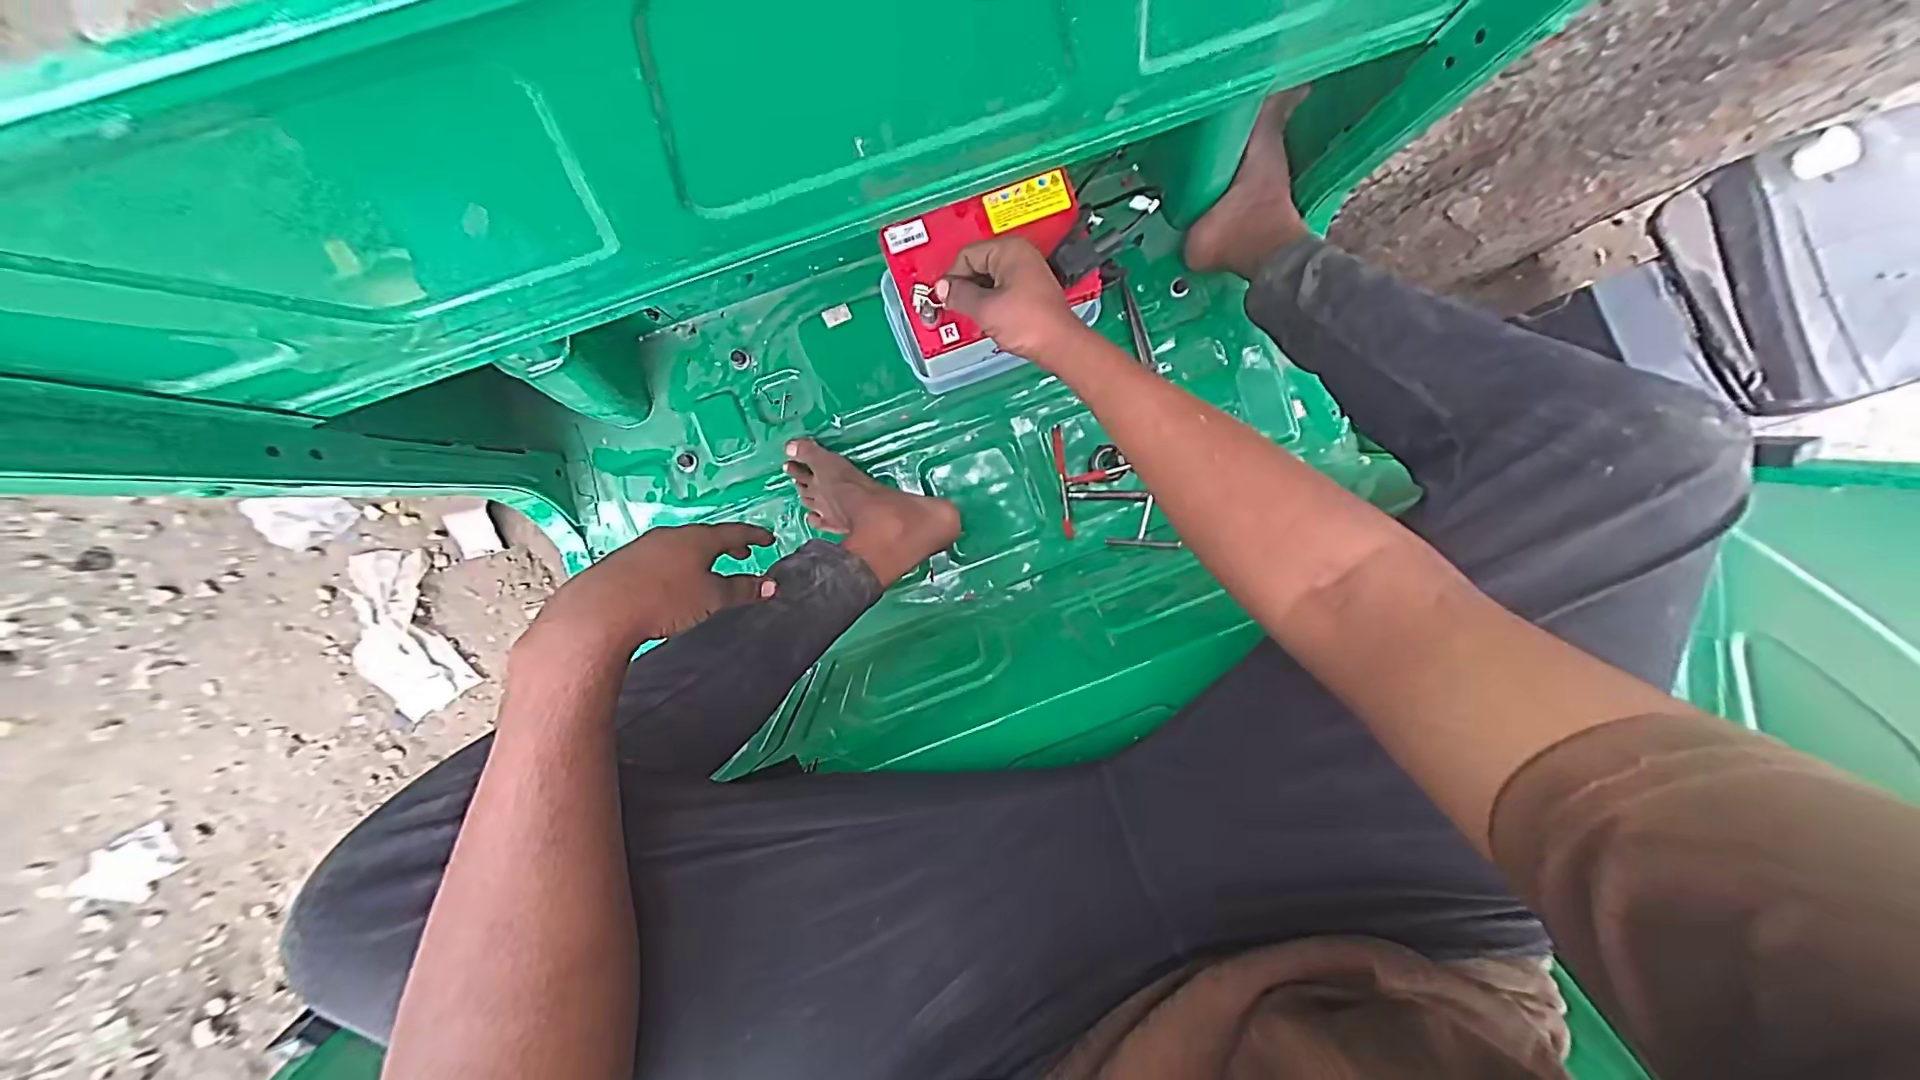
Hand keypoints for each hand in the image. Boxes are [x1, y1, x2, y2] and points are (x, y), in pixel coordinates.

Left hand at [524, 523, 775, 654]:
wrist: (600, 612)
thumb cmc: (659, 600)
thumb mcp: (712, 598)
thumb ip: (742, 589)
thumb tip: (768, 585)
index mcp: (697, 538)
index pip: (734, 531)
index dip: (754, 536)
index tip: (766, 539)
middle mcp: (670, 536)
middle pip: (706, 536)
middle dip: (727, 544)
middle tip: (742, 552)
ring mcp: (645, 548)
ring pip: (681, 546)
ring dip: (700, 556)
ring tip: (709, 570)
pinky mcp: (625, 564)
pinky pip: (660, 558)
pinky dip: (676, 565)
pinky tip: (674, 582)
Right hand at [937, 237, 1097, 364]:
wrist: (1059, 345)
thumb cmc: (1028, 323)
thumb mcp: (985, 309)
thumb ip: (959, 295)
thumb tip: (943, 289)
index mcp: (1008, 250)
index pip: (967, 255)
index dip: (951, 277)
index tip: (942, 297)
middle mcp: (1019, 255)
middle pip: (978, 265)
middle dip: (964, 287)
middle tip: (953, 307)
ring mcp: (1027, 272)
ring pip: (989, 279)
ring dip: (976, 296)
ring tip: (970, 315)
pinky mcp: (1030, 290)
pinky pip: (1001, 289)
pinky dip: (989, 302)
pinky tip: (986, 318)